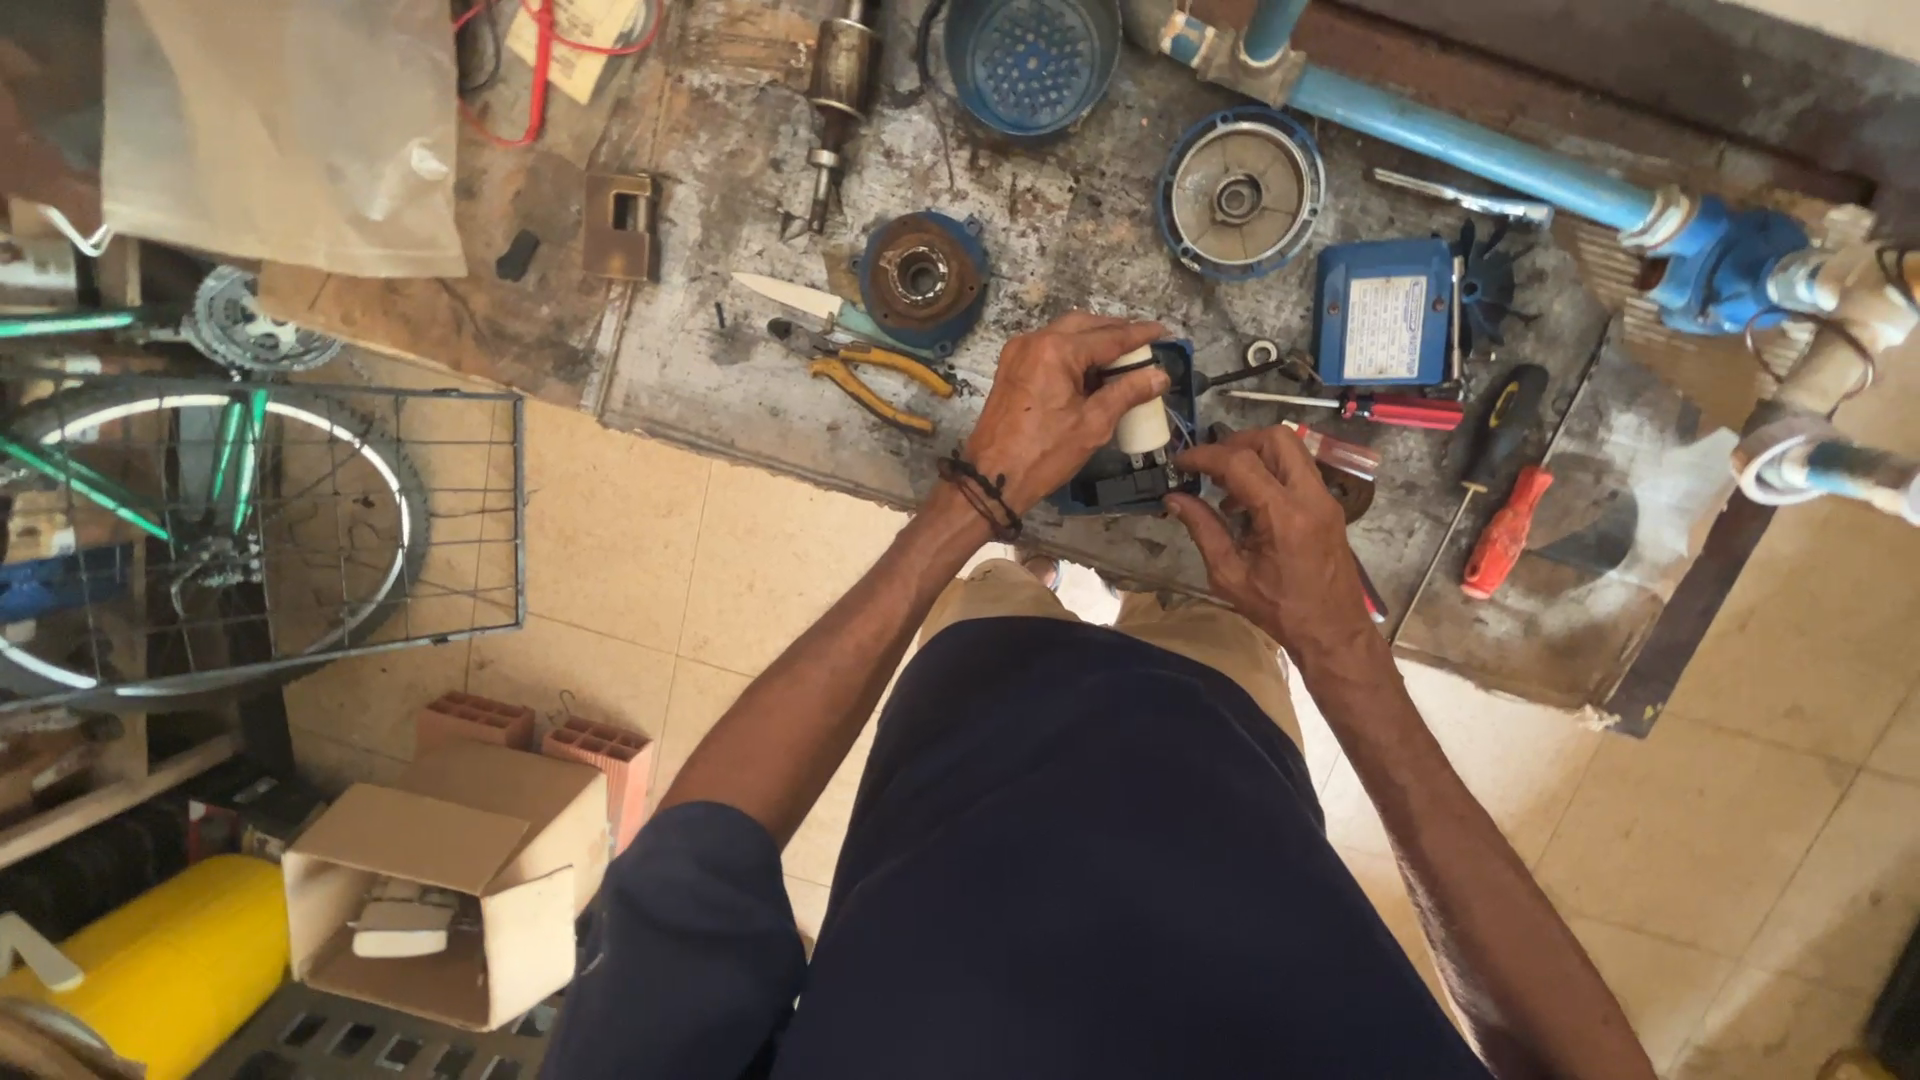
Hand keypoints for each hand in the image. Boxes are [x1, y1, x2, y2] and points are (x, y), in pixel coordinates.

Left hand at [962, 313, 1169, 513]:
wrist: (992, 479)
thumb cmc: (1043, 454)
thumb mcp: (1093, 424)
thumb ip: (1127, 393)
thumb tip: (1159, 375)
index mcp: (1055, 350)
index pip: (1108, 336)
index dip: (1139, 335)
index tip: (1164, 332)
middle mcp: (1034, 341)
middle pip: (1084, 326)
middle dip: (1115, 332)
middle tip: (1144, 345)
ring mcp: (1018, 354)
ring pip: (1064, 334)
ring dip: (1094, 342)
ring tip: (1122, 358)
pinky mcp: (1011, 369)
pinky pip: (1048, 350)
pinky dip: (1073, 354)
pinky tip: (1092, 371)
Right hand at [1164, 427, 1378, 664]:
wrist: (1333, 632)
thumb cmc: (1279, 610)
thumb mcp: (1229, 575)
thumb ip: (1202, 530)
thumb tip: (1174, 498)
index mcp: (1284, 516)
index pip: (1240, 463)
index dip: (1205, 456)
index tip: (1180, 463)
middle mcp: (1311, 496)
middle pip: (1275, 438)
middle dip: (1236, 443)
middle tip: (1209, 466)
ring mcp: (1325, 498)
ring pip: (1290, 448)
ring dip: (1254, 455)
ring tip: (1224, 485)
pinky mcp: (1328, 506)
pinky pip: (1297, 470)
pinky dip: (1269, 471)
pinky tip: (1246, 503)